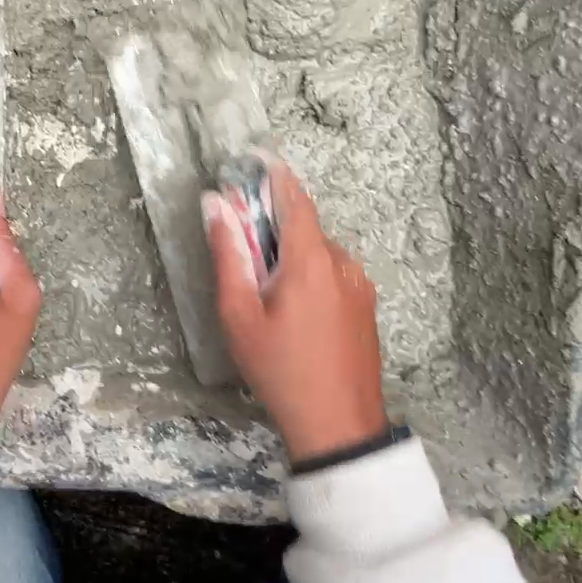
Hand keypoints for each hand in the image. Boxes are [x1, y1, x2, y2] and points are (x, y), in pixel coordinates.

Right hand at [203, 159, 386, 463]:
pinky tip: (287, 302)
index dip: (275, 173)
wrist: (339, 428)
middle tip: (240, 236)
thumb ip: (228, 254)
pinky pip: (332, 271)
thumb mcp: (239, 314)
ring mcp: (360, 287)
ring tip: (261, 282)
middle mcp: (343, 265)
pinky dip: (306, 268)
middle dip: (272, 220)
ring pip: (318, 250)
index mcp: (311, 262)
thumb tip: (215, 204)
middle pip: (304, 225)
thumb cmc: (279, 369)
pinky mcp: (366, 307)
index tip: (255, 154)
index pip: (295, 199)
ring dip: (288, 249)